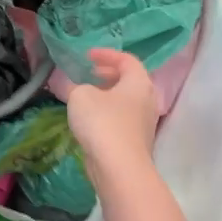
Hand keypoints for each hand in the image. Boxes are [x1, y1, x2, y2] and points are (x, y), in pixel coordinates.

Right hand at [67, 48, 158, 175]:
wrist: (118, 165)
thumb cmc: (102, 122)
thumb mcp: (80, 96)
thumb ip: (76, 86)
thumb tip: (75, 88)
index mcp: (138, 83)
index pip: (127, 60)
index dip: (107, 54)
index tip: (88, 55)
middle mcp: (147, 99)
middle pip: (130, 80)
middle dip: (108, 75)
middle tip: (89, 74)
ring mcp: (144, 121)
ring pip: (126, 100)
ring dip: (107, 94)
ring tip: (86, 96)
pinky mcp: (136, 139)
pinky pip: (121, 117)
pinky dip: (107, 111)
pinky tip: (90, 119)